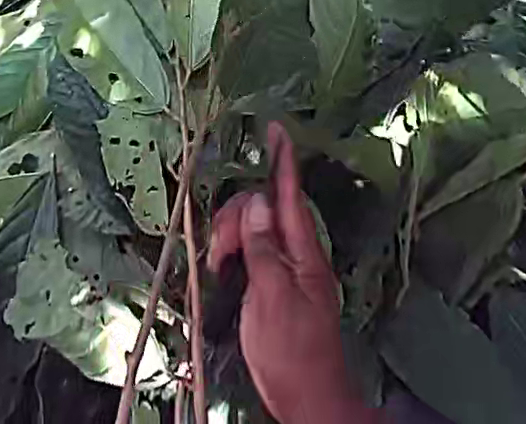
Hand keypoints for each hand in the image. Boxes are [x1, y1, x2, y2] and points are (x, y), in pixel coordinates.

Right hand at [208, 123, 379, 423]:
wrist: (306, 398)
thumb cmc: (294, 350)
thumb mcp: (274, 298)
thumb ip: (264, 247)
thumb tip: (256, 199)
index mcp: (303, 248)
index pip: (290, 193)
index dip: (283, 159)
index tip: (277, 128)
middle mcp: (293, 248)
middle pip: (262, 207)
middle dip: (237, 215)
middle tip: (221, 250)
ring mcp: (281, 264)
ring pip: (250, 225)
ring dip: (229, 235)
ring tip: (219, 264)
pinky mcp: (268, 279)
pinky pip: (248, 247)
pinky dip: (231, 248)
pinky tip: (220, 265)